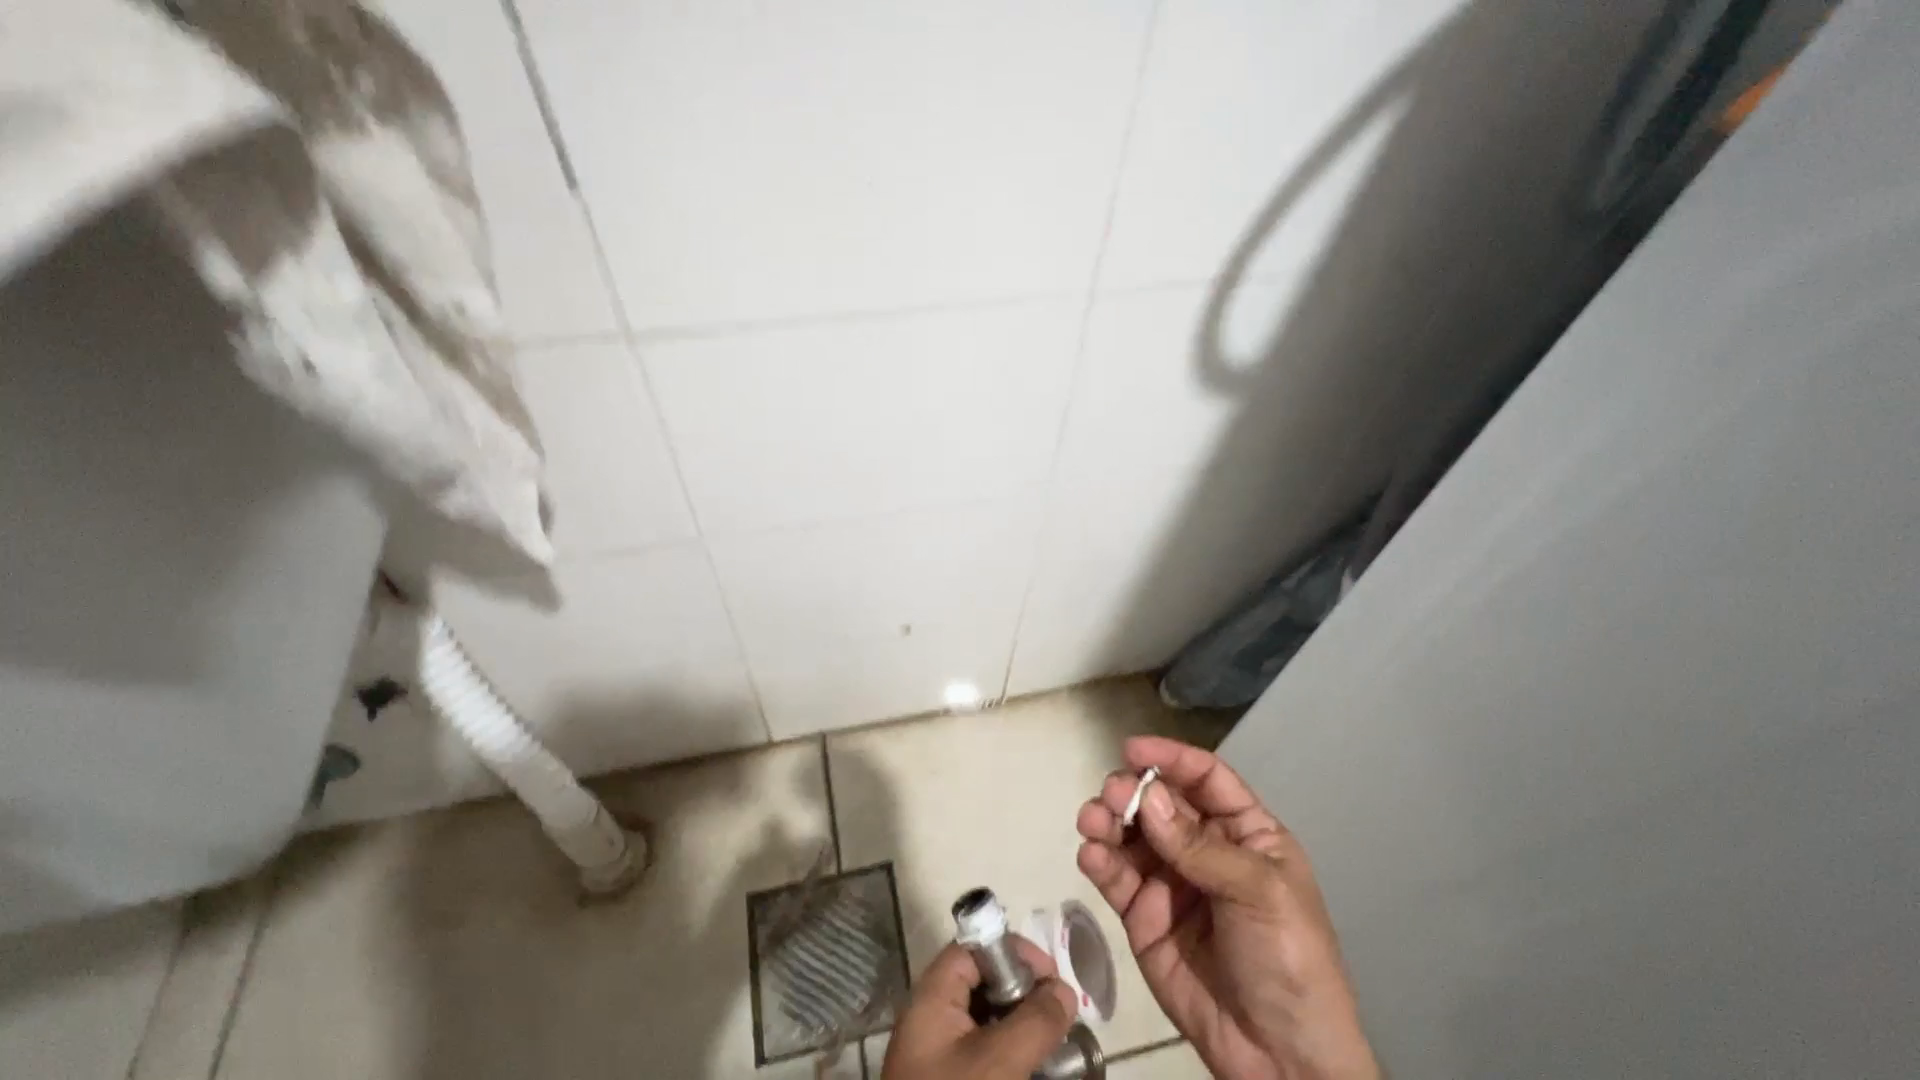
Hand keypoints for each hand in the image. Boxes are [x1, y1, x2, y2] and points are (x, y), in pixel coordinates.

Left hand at [881, 939, 1080, 1079]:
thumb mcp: (997, 1063)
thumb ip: (1035, 1021)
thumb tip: (1064, 990)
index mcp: (932, 998)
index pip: (973, 949)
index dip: (1013, 953)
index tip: (1052, 978)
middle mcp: (934, 1019)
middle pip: (985, 986)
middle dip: (1027, 996)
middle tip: (1061, 1019)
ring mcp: (942, 1055)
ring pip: (991, 1024)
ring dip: (1026, 1031)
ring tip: (1059, 1049)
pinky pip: (988, 1057)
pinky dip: (1015, 1059)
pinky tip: (1040, 1071)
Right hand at [1076, 737, 1379, 1079]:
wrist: (1280, 1056)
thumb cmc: (1290, 959)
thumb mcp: (1259, 893)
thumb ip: (1199, 847)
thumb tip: (1146, 797)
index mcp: (1247, 836)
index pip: (1207, 780)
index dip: (1172, 759)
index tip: (1132, 750)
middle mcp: (1205, 851)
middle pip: (1160, 804)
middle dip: (1132, 792)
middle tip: (1110, 795)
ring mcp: (1172, 885)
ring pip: (1131, 837)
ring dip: (1108, 822)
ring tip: (1092, 821)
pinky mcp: (1143, 920)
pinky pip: (1116, 880)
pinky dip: (1099, 862)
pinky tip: (1092, 856)